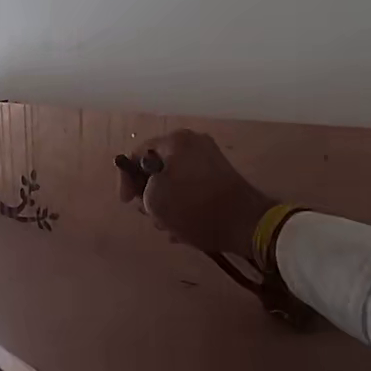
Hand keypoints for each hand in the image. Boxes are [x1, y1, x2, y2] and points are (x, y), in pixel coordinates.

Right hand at [116, 130, 276, 260]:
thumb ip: (141, 188)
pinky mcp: (221, 179)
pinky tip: (182, 229)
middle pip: (158, 168)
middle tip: (150, 216)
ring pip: (174, 182)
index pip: (139, 154)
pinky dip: (183, 206)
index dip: (127, 178)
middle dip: (149, 194)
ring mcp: (210, 161)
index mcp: (176, 141)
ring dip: (166, 205)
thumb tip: (147, 187)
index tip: (127, 202)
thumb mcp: (155, 200)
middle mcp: (194, 144)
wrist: (244, 223)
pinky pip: (192, 189)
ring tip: (168, 227)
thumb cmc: (194, 209)